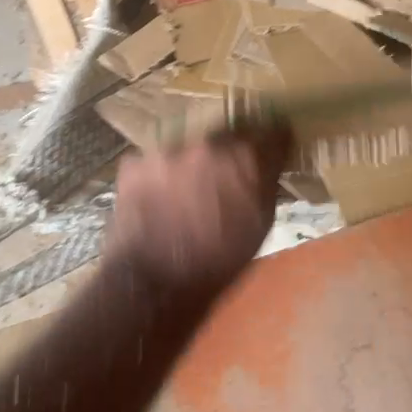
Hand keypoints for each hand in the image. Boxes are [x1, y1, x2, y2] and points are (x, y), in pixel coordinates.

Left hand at [104, 129, 289, 291]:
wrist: (156, 281)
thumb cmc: (221, 258)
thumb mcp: (263, 221)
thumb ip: (267, 182)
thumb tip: (270, 164)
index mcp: (249, 156)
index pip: (274, 130)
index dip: (275, 142)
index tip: (274, 151)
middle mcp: (210, 141)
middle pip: (231, 132)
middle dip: (235, 149)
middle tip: (231, 174)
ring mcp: (169, 148)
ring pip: (193, 142)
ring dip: (198, 158)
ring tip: (193, 187)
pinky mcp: (136, 160)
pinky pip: (160, 157)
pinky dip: (165, 172)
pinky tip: (165, 196)